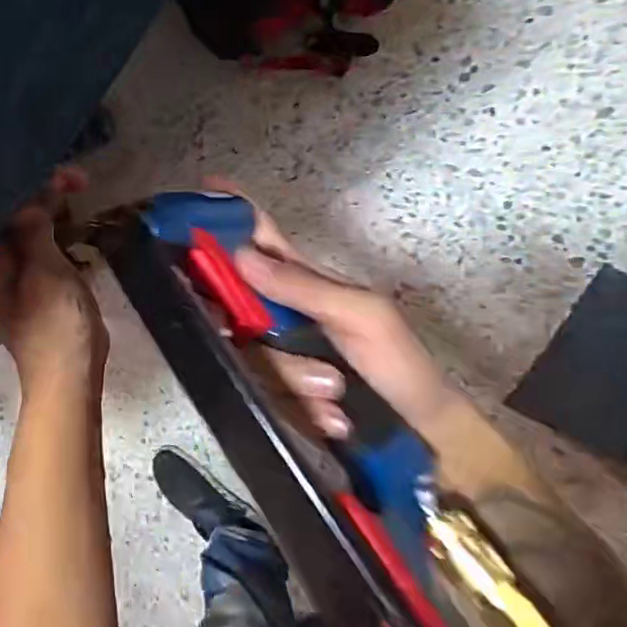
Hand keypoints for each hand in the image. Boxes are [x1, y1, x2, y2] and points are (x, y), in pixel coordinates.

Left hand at [0, 167, 108, 398]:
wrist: (71, 373)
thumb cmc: (54, 323)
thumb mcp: (45, 269)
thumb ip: (33, 229)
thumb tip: (30, 198)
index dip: (24, 186)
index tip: (60, 174)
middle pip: (7, 216)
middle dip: (39, 192)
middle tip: (75, 178)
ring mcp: (6, 273)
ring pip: (24, 228)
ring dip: (48, 207)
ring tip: (75, 184)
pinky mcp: (27, 280)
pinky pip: (35, 244)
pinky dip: (51, 228)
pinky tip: (67, 211)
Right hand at [203, 179, 453, 438]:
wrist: (422, 437)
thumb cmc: (400, 365)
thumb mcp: (362, 316)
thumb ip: (303, 286)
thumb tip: (240, 254)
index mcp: (302, 278)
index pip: (259, 235)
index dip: (232, 211)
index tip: (204, 188)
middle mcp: (278, 309)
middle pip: (232, 302)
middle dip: (259, 331)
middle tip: (301, 356)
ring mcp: (274, 349)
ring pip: (246, 352)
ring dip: (294, 379)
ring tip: (336, 392)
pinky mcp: (275, 387)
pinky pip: (260, 390)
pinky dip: (300, 406)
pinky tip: (332, 417)